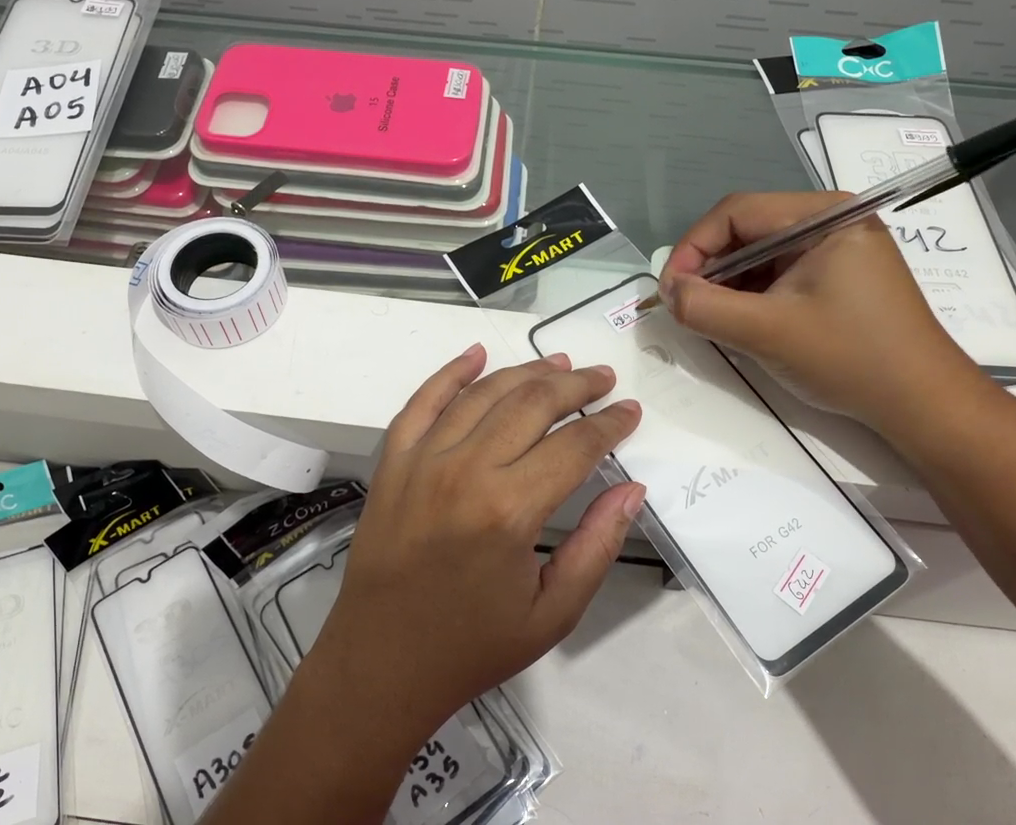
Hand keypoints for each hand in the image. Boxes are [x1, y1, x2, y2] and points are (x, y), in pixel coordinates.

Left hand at [309, 345, 643, 734]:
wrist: (382, 661)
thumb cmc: (473, 646)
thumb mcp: (552, 613)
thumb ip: (597, 545)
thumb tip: (633, 489)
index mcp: (509, 511)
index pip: (574, 446)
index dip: (609, 425)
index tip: (629, 412)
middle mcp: (465, 471)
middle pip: (531, 404)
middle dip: (575, 386)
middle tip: (601, 379)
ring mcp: (422, 460)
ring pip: (482, 394)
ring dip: (526, 372)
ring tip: (559, 365)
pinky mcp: (392, 462)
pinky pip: (422, 402)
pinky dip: (450, 373)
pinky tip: (476, 354)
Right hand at [659, 191, 986, 432]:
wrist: (924, 405)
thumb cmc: (850, 358)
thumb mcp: (766, 332)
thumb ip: (705, 307)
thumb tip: (668, 292)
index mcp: (825, 215)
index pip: (737, 212)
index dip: (693, 247)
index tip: (670, 291)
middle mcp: (834, 220)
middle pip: (748, 228)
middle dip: (710, 267)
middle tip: (685, 305)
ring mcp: (840, 247)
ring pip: (761, 252)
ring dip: (729, 283)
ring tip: (711, 318)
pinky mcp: (841, 276)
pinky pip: (781, 272)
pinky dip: (753, 294)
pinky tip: (742, 321)